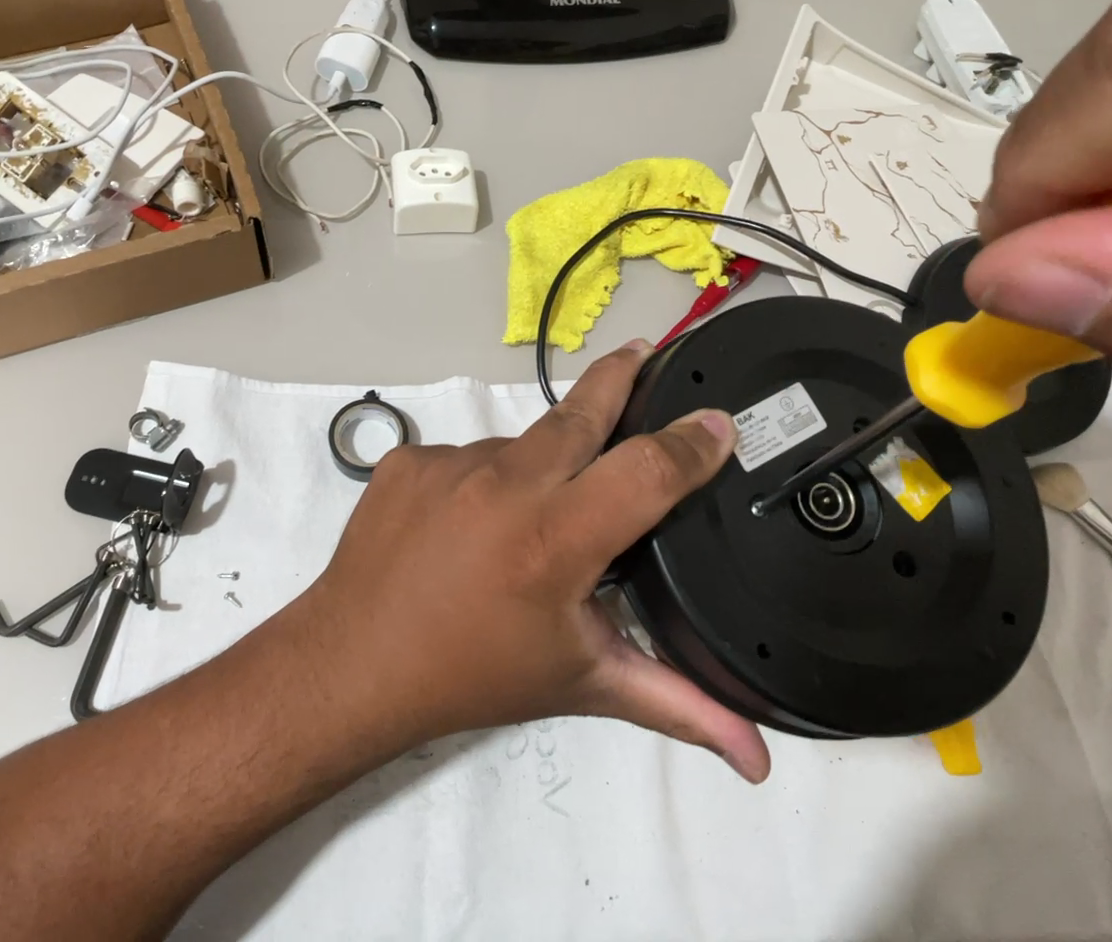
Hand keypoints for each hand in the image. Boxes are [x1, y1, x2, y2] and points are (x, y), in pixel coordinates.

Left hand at [285, 340, 770, 782]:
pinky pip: (465, 458)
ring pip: (518, 446)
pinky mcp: (407, 460)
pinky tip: (468, 524)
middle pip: (580, 411)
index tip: (718, 422)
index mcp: (557, 537)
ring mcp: (450, 463)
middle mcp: (506, 484)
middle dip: (620, 377)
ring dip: (538, 466)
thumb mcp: (580, 683)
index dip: (692, 443)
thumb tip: (758, 759)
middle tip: (646, 351)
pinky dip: (481, 483)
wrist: (352, 663)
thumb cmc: (471, 677)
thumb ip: (676, 706)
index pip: (646, 468)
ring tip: (525, 516)